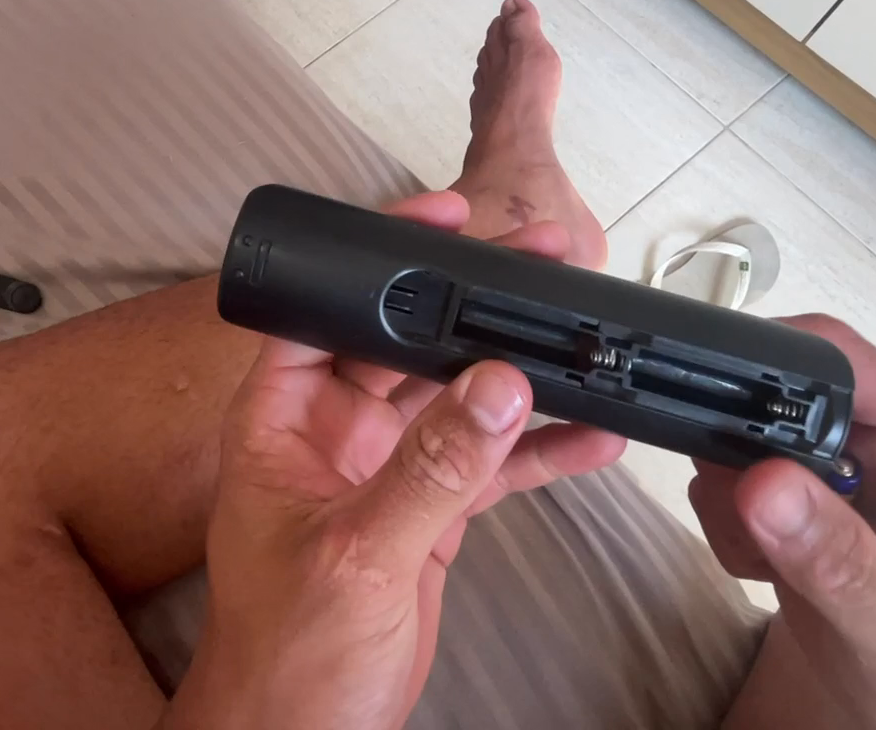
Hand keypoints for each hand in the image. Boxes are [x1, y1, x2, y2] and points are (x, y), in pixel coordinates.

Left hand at [162, 191, 625, 729]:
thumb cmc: (285, 652)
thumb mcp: (357, 553)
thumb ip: (431, 469)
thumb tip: (496, 386)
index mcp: (286, 415)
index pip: (326, 308)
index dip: (377, 259)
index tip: (439, 222)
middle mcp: (336, 425)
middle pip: (406, 339)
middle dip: (467, 303)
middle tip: (532, 264)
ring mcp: (388, 461)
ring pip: (456, 393)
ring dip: (512, 366)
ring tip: (576, 333)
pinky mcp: (430, 502)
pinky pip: (489, 459)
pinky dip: (537, 447)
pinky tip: (590, 433)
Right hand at [692, 316, 875, 729]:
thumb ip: (835, 562)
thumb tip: (760, 478)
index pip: (839, 357)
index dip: (767, 361)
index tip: (701, 402)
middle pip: (775, 388)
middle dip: (739, 450)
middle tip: (741, 516)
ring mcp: (844, 466)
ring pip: (741, 432)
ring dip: (731, 495)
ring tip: (767, 561)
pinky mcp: (809, 494)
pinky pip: (733, 476)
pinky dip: (729, 520)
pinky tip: (768, 568)